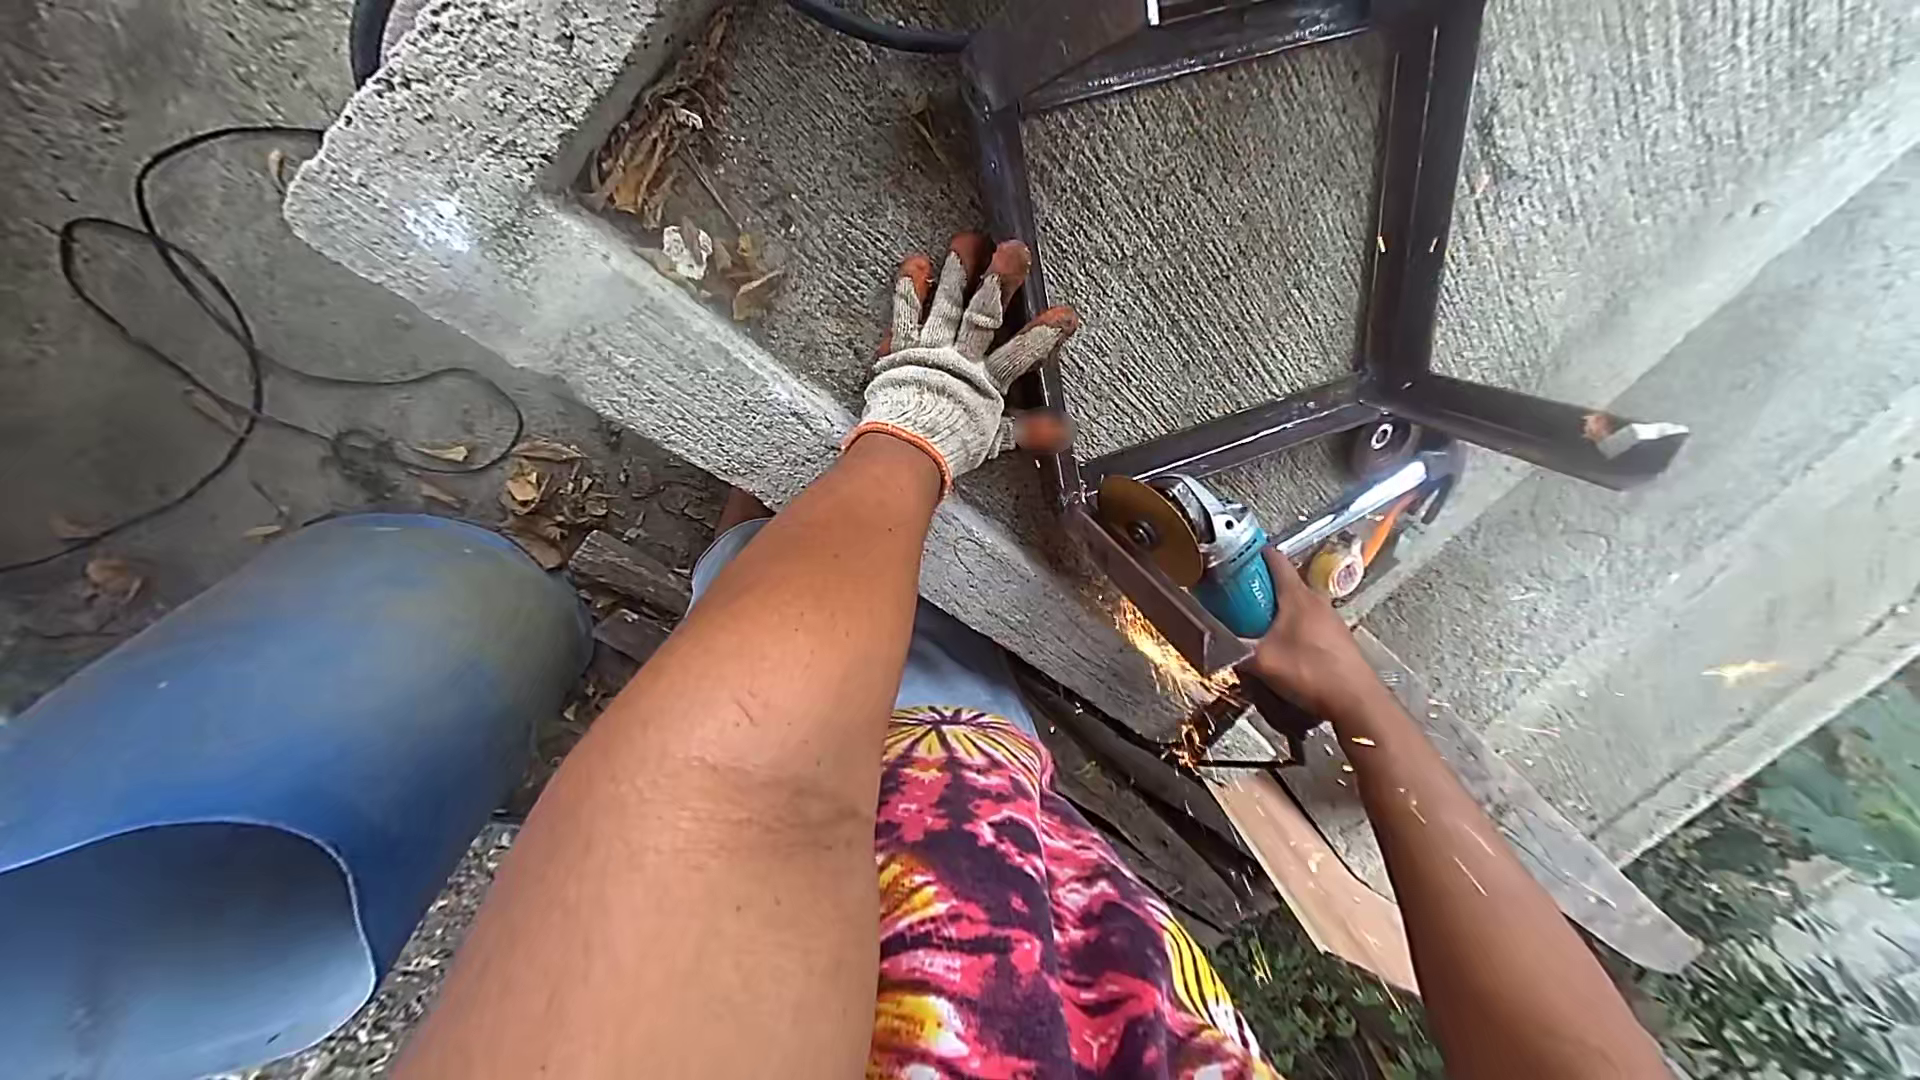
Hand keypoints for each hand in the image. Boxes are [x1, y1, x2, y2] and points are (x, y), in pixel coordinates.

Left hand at [847, 234, 1077, 492]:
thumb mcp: (993, 440)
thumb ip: (1029, 431)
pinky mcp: (900, 348)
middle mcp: (959, 358)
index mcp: (984, 381)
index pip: (1021, 353)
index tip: (1065, 317)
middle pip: (983, 314)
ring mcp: (928, 349)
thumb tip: (1062, 433)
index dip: (1044, 335)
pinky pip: (905, 313)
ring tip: (968, 241)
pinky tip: (914, 263)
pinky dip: (909, 289)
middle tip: (1014, 251)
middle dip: (1000, 282)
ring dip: (958, 273)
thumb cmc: (946, 445)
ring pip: (947, 304)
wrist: (904, 447)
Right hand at [1239, 548, 1383, 719]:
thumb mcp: (1262, 662)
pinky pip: (1307, 620)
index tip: (1234, 557)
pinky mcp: (1336, 637)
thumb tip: (1212, 646)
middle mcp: (1316, 601)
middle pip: (1283, 581)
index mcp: (1297, 596)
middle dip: (1258, 585)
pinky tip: (1280, 644)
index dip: (1253, 553)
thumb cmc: (1310, 673)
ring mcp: (1330, 619)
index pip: (1275, 560)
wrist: (1356, 702)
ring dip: (1275, 607)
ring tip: (1253, 622)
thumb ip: (1233, 651)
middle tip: (1235, 596)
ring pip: (1296, 602)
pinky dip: (1290, 623)